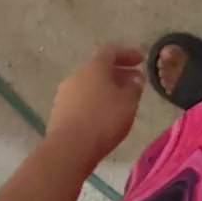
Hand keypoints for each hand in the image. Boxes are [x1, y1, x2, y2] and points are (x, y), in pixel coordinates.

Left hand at [46, 44, 146, 168]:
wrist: (69, 149)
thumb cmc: (104, 120)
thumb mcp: (129, 102)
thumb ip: (134, 87)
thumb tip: (135, 78)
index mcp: (94, 67)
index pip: (111, 51)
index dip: (127, 54)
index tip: (141, 60)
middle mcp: (77, 75)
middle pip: (99, 68)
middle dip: (118, 73)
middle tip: (134, 82)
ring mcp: (65, 93)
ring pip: (90, 84)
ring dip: (106, 88)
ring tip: (121, 100)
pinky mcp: (59, 111)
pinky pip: (81, 98)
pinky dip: (95, 100)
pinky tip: (104, 114)